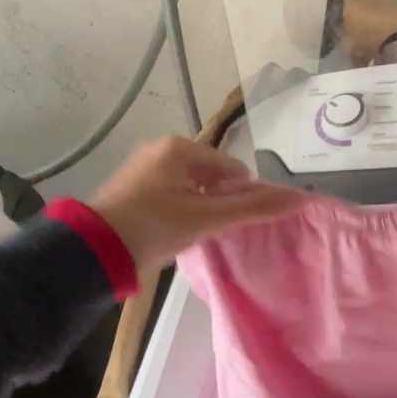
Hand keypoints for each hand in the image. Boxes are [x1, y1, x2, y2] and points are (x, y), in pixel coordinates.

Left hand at [89, 137, 304, 275]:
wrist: (96, 249)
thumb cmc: (155, 227)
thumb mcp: (208, 218)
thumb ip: (254, 208)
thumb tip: (300, 198)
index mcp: (180, 148)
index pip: (233, 169)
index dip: (243, 197)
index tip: (236, 223)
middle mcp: (161, 150)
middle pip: (213, 177)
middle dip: (221, 202)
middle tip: (216, 231)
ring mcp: (144, 169)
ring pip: (192, 188)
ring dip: (202, 209)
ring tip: (198, 235)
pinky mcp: (132, 190)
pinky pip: (172, 196)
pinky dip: (182, 212)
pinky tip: (177, 234)